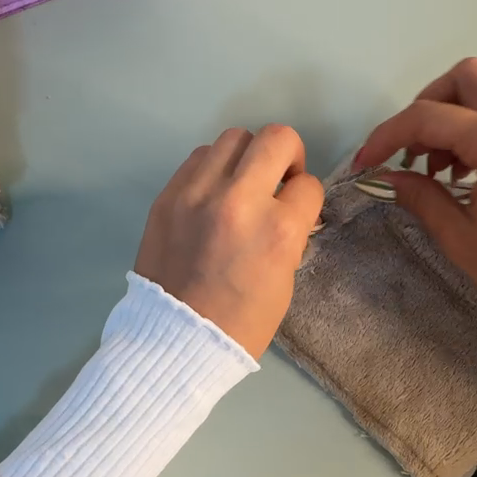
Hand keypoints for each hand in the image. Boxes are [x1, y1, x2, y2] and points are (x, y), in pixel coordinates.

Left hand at [135, 124, 324, 357]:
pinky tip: (211, 194)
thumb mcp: (285, 279)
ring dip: (246, 157)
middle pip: (277, 138)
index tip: (295, 209)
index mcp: (279, 230)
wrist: (176, 338)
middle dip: (287, 155)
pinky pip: (198, 158)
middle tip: (278, 178)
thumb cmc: (240, 322)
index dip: (306, 197)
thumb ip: (290, 233)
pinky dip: (212, 169)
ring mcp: (198, 194)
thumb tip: (287, 206)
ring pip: (234, 138)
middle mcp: (240, 201)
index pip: (309, 185)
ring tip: (240, 184)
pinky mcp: (168, 195)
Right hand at [354, 57, 476, 325]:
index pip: (431, 116)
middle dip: (427, 104)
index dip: (389, 135)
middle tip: (410, 147)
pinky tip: (466, 169)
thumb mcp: (459, 235)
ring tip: (438, 166)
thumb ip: (419, 194)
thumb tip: (387, 175)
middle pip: (467, 77)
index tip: (366, 161)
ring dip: (454, 115)